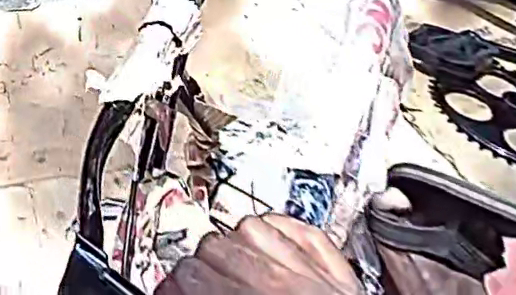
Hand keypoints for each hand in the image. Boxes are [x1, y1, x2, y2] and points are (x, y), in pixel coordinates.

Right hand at [156, 216, 358, 294]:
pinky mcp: (341, 272)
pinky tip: (268, 251)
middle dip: (200, 270)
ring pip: (249, 227)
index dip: (174, 289)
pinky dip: (279, 232)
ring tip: (233, 275)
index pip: (190, 277)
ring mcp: (315, 274)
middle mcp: (285, 286)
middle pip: (212, 246)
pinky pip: (297, 228)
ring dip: (234, 248)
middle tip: (198, 290)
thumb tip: (179, 291)